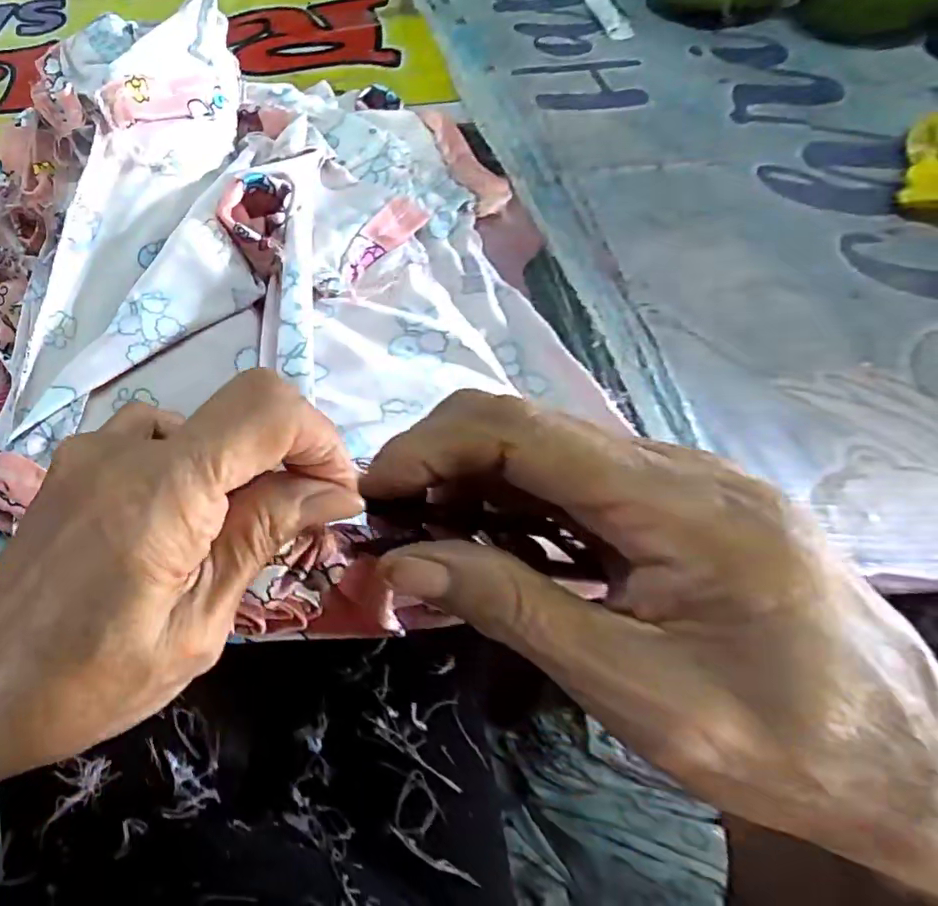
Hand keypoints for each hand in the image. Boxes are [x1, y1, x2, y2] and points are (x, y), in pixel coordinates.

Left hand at [0, 369, 362, 819]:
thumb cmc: (91, 679)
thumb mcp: (196, 626)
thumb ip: (255, 541)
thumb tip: (328, 492)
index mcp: (160, 488)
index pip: (263, 406)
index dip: (317, 438)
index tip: (332, 497)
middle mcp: (118, 450)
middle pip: (228, 413)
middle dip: (276, 461)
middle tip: (287, 533)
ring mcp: (83, 452)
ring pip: (185, 426)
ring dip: (222, 466)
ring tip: (222, 538)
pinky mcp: (65, 468)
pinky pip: (139, 444)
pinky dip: (175, 468)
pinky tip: (167, 529)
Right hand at [364, 391, 937, 893]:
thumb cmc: (793, 747)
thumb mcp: (636, 690)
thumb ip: (510, 609)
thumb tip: (397, 564)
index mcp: (685, 508)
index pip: (517, 430)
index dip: (426, 449)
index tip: (372, 497)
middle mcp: (680, 472)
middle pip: (515, 420)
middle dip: (432, 459)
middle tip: (390, 520)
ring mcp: (678, 483)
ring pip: (529, 442)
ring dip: (459, 479)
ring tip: (427, 538)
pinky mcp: (670, 504)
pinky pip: (558, 474)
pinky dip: (499, 499)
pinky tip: (487, 545)